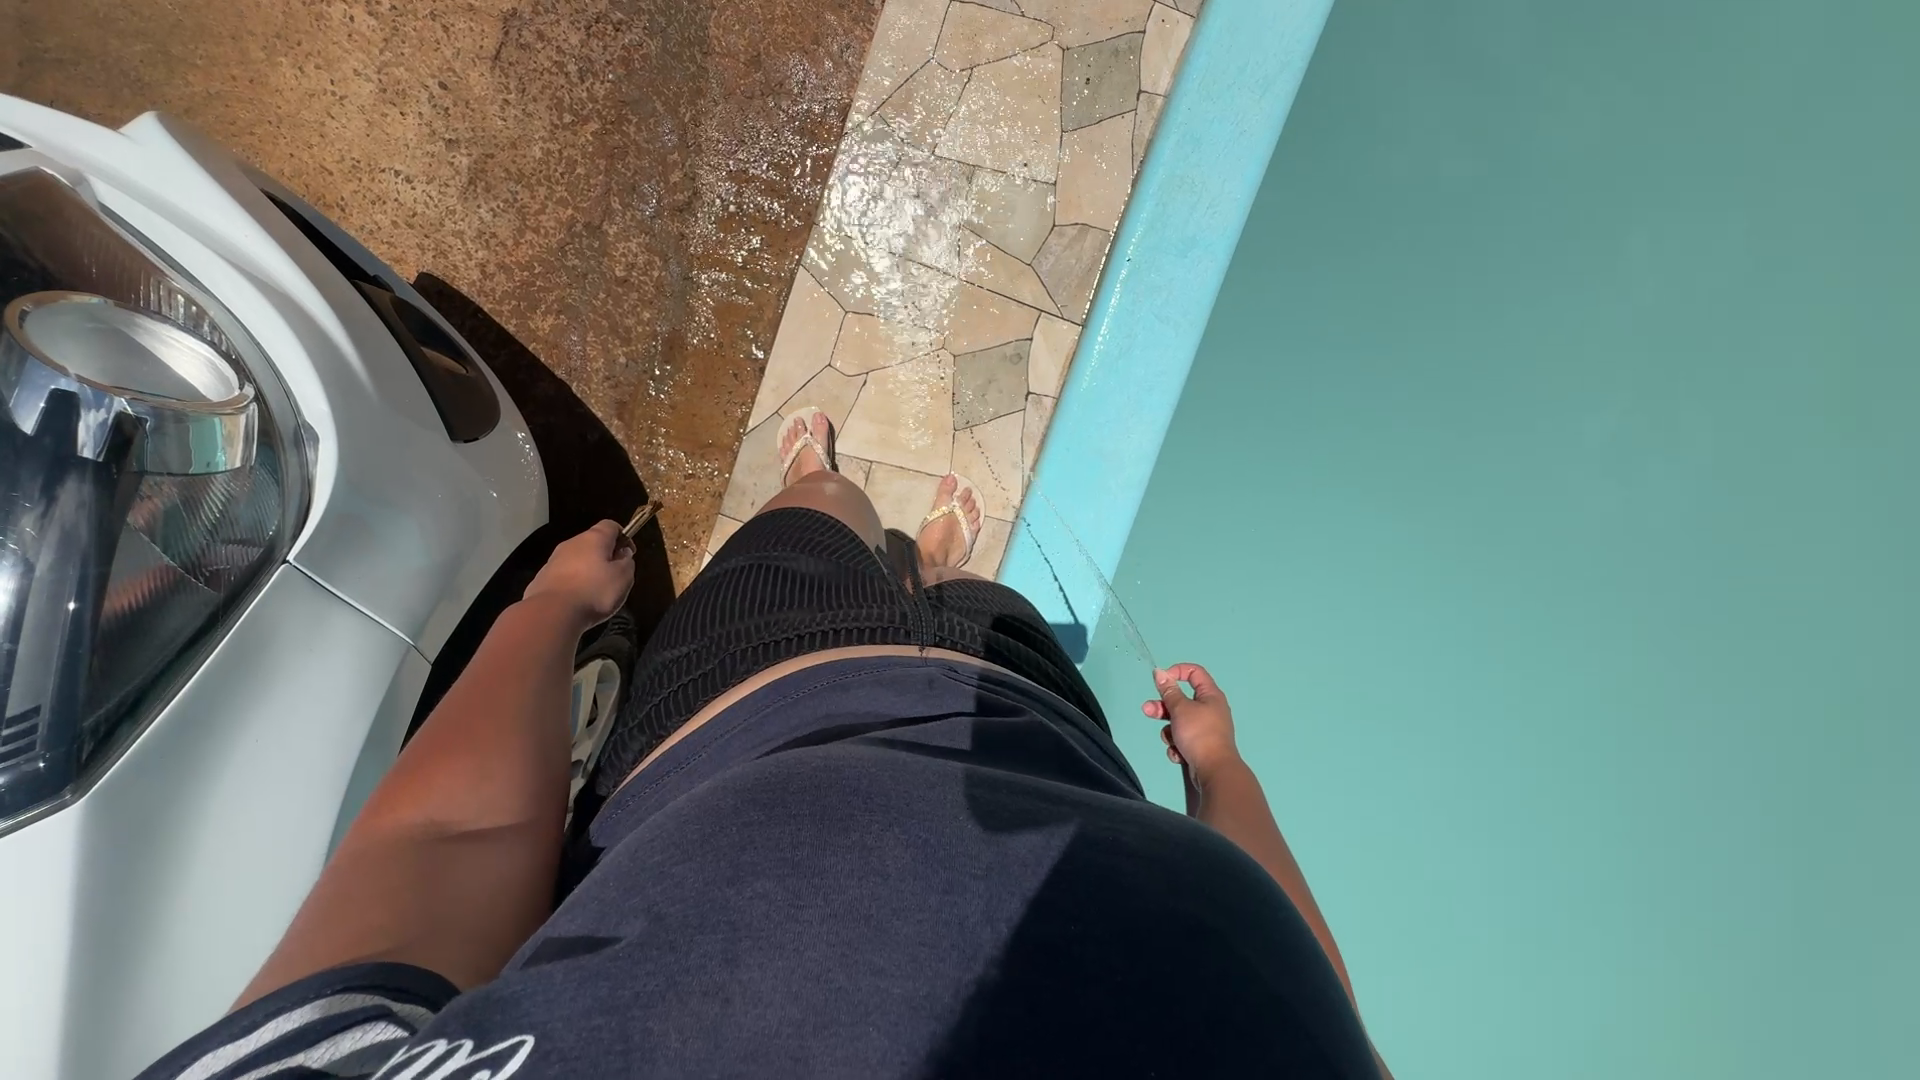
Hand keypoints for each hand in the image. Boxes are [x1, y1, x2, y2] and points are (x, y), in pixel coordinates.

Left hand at [521, 521, 634, 628]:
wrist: (552, 613)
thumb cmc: (594, 592)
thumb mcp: (624, 577)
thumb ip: (627, 562)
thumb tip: (622, 554)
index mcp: (593, 539)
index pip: (611, 525)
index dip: (623, 537)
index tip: (628, 554)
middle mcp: (571, 544)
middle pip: (592, 542)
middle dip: (605, 556)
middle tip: (614, 576)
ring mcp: (553, 560)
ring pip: (577, 559)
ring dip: (588, 570)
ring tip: (596, 591)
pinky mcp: (542, 578)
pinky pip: (564, 575)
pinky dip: (573, 583)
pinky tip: (578, 600)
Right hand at [1142, 663, 1239, 784]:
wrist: (1214, 771)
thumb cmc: (1199, 734)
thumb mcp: (1180, 709)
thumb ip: (1168, 691)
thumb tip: (1160, 672)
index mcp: (1210, 695)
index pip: (1194, 672)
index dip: (1176, 671)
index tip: (1161, 680)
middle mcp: (1209, 710)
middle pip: (1180, 700)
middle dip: (1162, 707)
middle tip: (1148, 710)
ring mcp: (1205, 729)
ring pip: (1178, 722)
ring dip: (1169, 731)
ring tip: (1171, 740)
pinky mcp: (1200, 746)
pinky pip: (1182, 739)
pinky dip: (1178, 745)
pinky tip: (1179, 753)